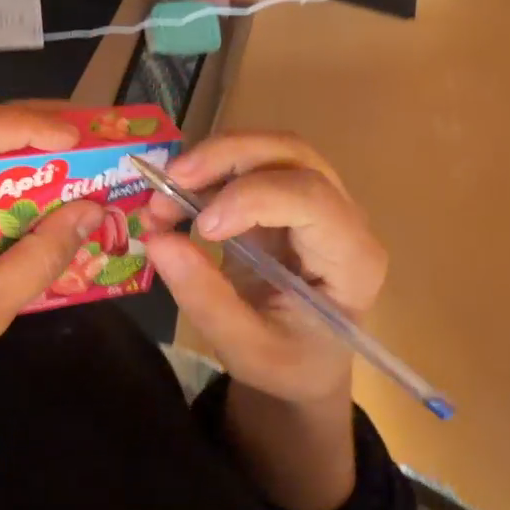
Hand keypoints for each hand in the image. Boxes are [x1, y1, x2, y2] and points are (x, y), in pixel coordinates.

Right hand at [142, 134, 385, 404]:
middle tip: (171, 179)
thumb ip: (205, 299)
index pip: (312, 199)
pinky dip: (203, 171)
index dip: (253, 198)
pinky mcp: (282, 193)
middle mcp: (342, 216)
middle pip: (290, 154)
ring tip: (162, 193)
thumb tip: (157, 239)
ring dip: (209, 159)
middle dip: (226, 156)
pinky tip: (172, 198)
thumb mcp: (246, 351)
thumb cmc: (288, 362)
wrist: (302, 363)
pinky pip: (244, 161)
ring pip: (265, 147)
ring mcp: (313, 197)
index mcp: (352, 260)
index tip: (203, 228)